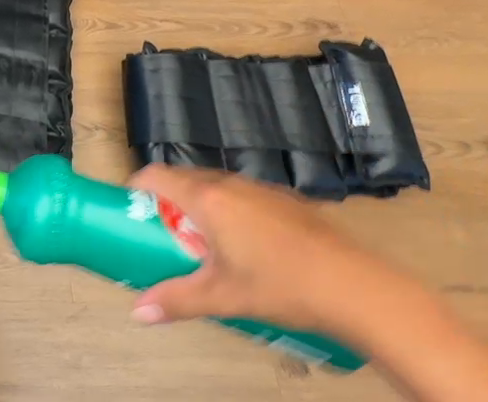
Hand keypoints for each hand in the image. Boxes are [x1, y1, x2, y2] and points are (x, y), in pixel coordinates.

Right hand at [126, 165, 416, 336]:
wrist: (355, 286)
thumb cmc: (281, 286)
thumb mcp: (222, 297)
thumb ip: (177, 300)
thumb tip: (138, 313)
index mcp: (207, 199)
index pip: (157, 175)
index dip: (138, 187)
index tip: (132, 210)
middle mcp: (230, 184)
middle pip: (185, 179)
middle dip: (169, 202)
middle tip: (166, 236)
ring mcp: (262, 189)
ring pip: (217, 187)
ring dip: (202, 207)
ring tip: (207, 246)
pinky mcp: (287, 201)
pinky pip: (245, 196)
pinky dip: (234, 212)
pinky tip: (251, 249)